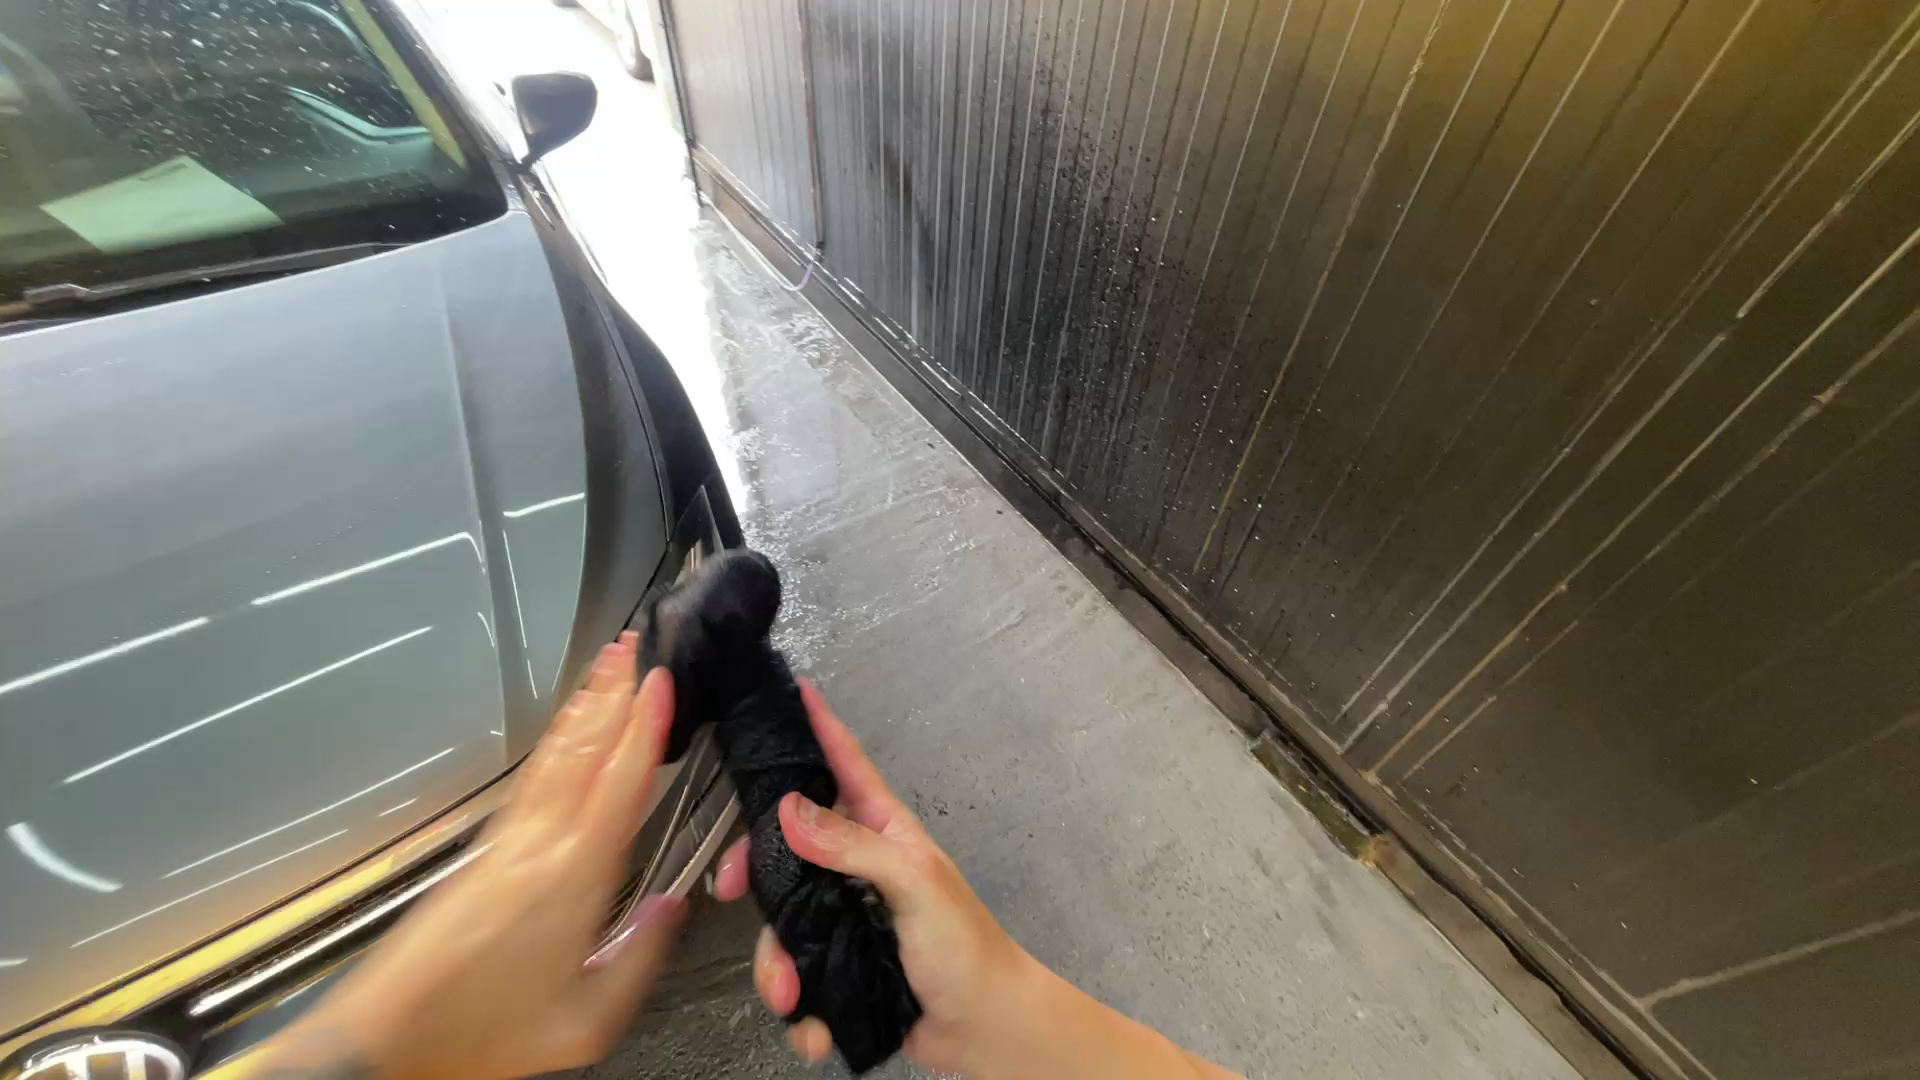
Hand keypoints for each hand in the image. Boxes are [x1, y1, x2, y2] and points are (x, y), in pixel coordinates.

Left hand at [268, 635, 686, 1079]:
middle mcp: (544, 841)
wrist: (380, 1046)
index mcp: (576, 875)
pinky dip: (560, 734)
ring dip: (589, 701)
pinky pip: (535, 772)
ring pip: (560, 752)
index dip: (643, 724)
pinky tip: (570, 719)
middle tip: (640, 643)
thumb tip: (675, 904)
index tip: (661, 677)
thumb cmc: (485, 1034)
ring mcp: (512, 838)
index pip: (619, 780)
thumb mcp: (585, 1022)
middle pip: (588, 749)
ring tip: (610, 660)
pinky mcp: (489, 845)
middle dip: (617, 691)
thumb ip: (641, 957)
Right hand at [713, 680, 1033, 1074]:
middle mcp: (855, 861)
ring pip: (783, 917)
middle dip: (753, 867)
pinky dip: (798, 1005)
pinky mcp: (837, 962)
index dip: (821, 725)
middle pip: (787, 843)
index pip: (845, 763)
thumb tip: (788, 808)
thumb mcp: (912, 884)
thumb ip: (852, 846)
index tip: (794, 690)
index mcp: (880, 827)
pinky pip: (797, 971)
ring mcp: (843, 912)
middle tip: (725, 890)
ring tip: (791, 999)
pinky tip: (813, 1028)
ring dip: (777, 964)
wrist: (981, 1027)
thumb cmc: (960, 943)